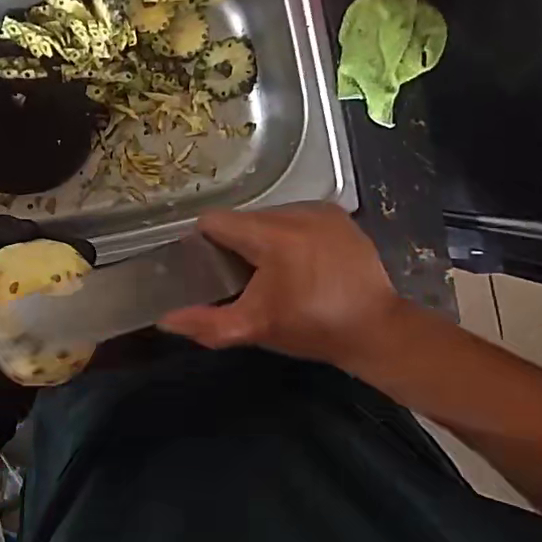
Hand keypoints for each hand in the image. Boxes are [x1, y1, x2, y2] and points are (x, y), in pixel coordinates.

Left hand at [0, 216, 95, 471]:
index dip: (3, 226)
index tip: (34, 234)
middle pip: (15, 247)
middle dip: (46, 242)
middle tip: (76, 252)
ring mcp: (10, 307)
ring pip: (36, 269)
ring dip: (62, 263)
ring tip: (88, 268)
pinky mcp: (30, 326)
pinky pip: (51, 298)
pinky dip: (70, 291)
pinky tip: (89, 295)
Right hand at [157, 203, 406, 367]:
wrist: (377, 331)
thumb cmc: (311, 328)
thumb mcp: (254, 328)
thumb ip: (206, 323)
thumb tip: (164, 321)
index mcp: (271, 233)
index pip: (215, 222)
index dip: (205, 246)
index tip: (212, 273)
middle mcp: (295, 210)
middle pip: (243, 220)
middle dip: (237, 246)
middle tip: (244, 282)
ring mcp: (321, 210)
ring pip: (269, 218)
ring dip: (263, 241)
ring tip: (274, 275)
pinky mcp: (340, 217)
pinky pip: (297, 219)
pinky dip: (290, 237)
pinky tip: (301, 266)